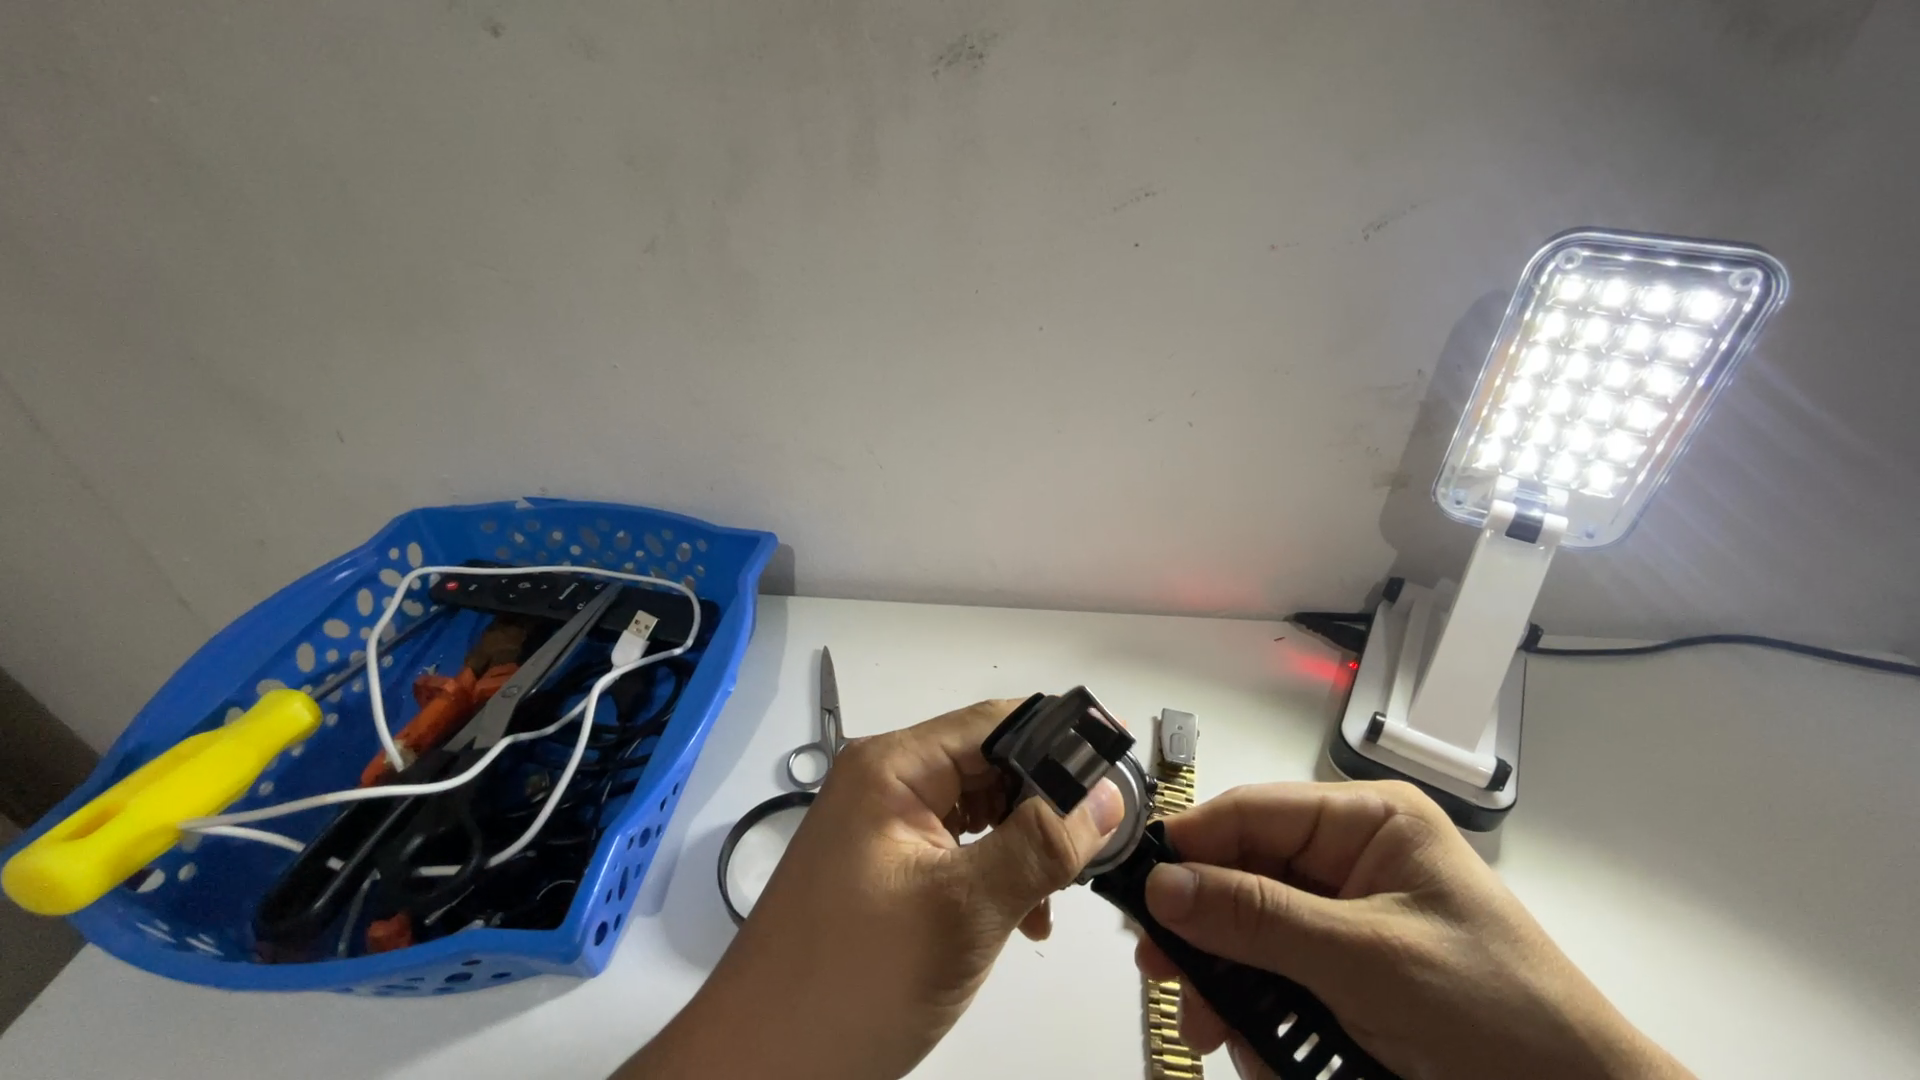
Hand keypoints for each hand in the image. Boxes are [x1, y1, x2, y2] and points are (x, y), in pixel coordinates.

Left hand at [621, 700, 1124, 1079]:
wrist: (764, 1065)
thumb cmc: (856, 980)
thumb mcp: (964, 908)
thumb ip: (1040, 844)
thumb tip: (1106, 794)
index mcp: (894, 766)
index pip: (996, 722)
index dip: (1062, 736)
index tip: (1120, 763)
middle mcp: (887, 781)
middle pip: (990, 763)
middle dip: (1048, 799)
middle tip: (1101, 839)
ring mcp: (885, 825)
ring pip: (980, 807)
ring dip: (1027, 840)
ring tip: (1064, 887)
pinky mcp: (888, 865)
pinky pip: (960, 846)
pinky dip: (999, 869)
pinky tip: (1028, 913)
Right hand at [1134, 781, 1692, 1079]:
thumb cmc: (1493, 1014)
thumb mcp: (1364, 959)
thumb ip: (1256, 918)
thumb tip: (1161, 885)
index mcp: (1366, 819)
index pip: (1251, 812)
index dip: (1190, 845)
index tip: (1137, 889)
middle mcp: (1350, 854)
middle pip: (1243, 872)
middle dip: (1205, 929)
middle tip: (1165, 974)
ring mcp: (1347, 912)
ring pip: (1251, 927)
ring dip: (1228, 979)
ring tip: (1210, 1028)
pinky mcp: (1347, 966)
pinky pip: (1278, 971)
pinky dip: (1260, 1009)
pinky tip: (1258, 1047)